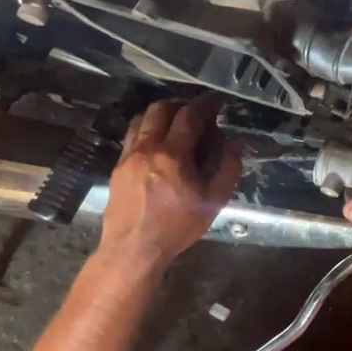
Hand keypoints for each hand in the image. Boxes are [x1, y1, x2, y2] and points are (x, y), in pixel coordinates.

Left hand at [100, 96, 239, 270]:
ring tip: (176, 123)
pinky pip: (131, 136)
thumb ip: (228, 167)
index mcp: (172, 155)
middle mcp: (146, 149)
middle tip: (197, 110)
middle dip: (181, 103)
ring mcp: (128, 157)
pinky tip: (159, 142)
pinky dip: (147, 129)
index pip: (189, 115)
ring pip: (141, 119)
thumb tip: (235, 142)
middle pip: (160, 108)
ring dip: (161, 113)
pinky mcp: (117, 167)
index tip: (218, 100)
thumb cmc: (177, 226)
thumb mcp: (214, 200)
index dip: (206, 103)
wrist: (133, 250)